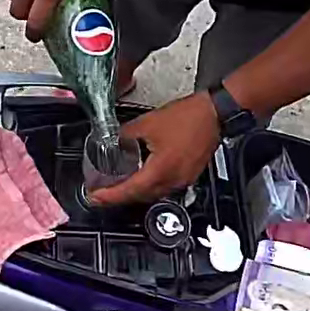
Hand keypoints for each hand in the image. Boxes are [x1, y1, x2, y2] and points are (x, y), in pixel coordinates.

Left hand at [85, 92, 218, 207]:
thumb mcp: (147, 123)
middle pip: (141, 197)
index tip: (95, 197)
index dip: (110, 196)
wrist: (214, 113)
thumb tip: (113, 139)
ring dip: (136, 193)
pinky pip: (165, 187)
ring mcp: (183, 180)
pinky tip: (142, 178)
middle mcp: (173, 180)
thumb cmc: (187, 117)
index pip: (130, 190)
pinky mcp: (189, 175)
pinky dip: (150, 186)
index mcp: (161, 170)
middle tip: (102, 194)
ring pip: (154, 194)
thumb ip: (125, 135)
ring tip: (118, 188)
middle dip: (120, 197)